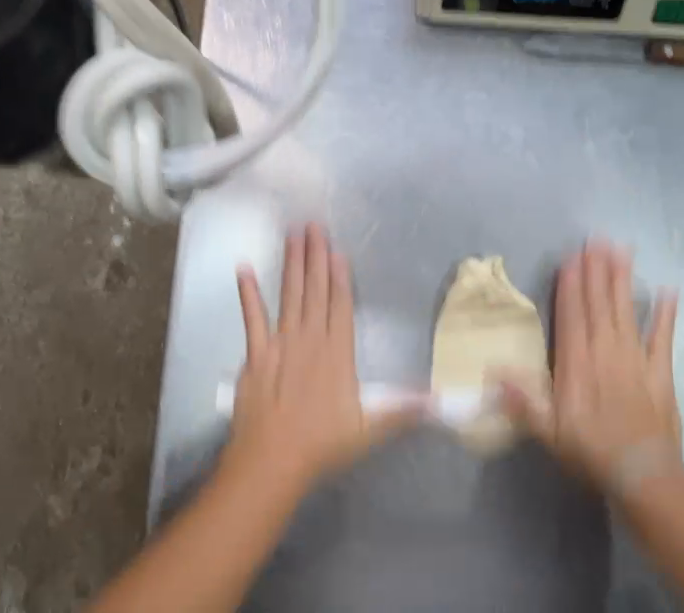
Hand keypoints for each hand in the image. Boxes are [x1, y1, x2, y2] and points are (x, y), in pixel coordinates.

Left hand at [224, 224, 421, 492]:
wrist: (274, 458)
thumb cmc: (323, 444)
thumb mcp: (370, 429)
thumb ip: (403, 410)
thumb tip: (440, 401)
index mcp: (338, 353)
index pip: (340, 306)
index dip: (339, 276)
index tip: (337, 250)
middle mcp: (310, 339)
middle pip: (315, 291)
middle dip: (315, 256)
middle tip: (313, 225)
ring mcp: (280, 343)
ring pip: (288, 296)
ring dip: (291, 264)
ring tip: (292, 235)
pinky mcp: (256, 353)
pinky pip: (252, 318)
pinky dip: (247, 293)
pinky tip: (243, 269)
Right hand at [503, 240, 680, 494]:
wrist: (644, 476)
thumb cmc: (590, 451)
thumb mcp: (547, 431)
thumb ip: (522, 398)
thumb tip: (491, 369)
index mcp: (576, 364)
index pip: (571, 316)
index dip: (570, 286)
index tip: (570, 257)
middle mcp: (605, 353)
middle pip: (598, 305)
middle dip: (595, 271)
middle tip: (595, 240)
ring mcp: (635, 360)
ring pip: (626, 311)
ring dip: (622, 280)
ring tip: (620, 250)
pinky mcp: (660, 372)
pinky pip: (662, 337)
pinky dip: (664, 314)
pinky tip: (667, 291)